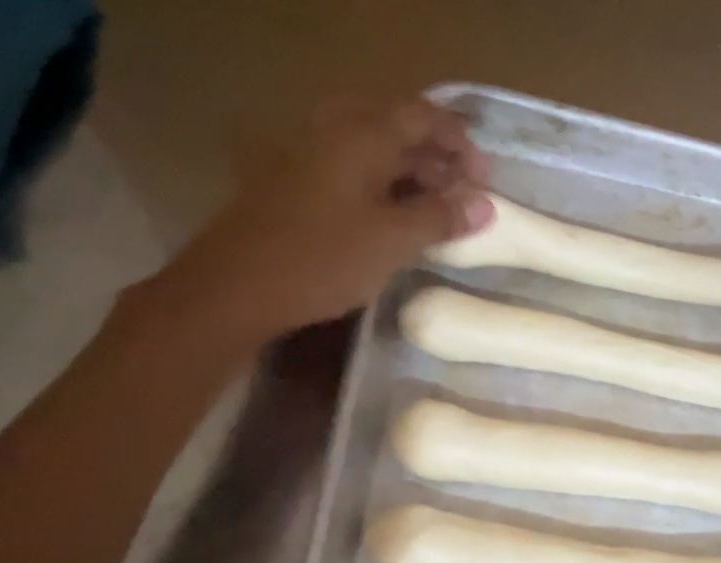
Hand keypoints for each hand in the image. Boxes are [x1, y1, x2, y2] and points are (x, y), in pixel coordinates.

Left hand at [139, 98, 494, 355]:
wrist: (236, 288)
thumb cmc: (321, 259)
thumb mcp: (391, 242)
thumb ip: (439, 220)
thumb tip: (485, 206)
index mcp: (361, 135)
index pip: (422, 116)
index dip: (459, 142)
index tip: (484, 178)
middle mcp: (333, 134)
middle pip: (395, 131)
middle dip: (435, 160)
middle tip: (463, 198)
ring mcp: (308, 160)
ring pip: (370, 155)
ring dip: (408, 178)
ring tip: (434, 216)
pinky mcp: (293, 189)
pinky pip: (349, 176)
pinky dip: (379, 192)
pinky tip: (390, 226)